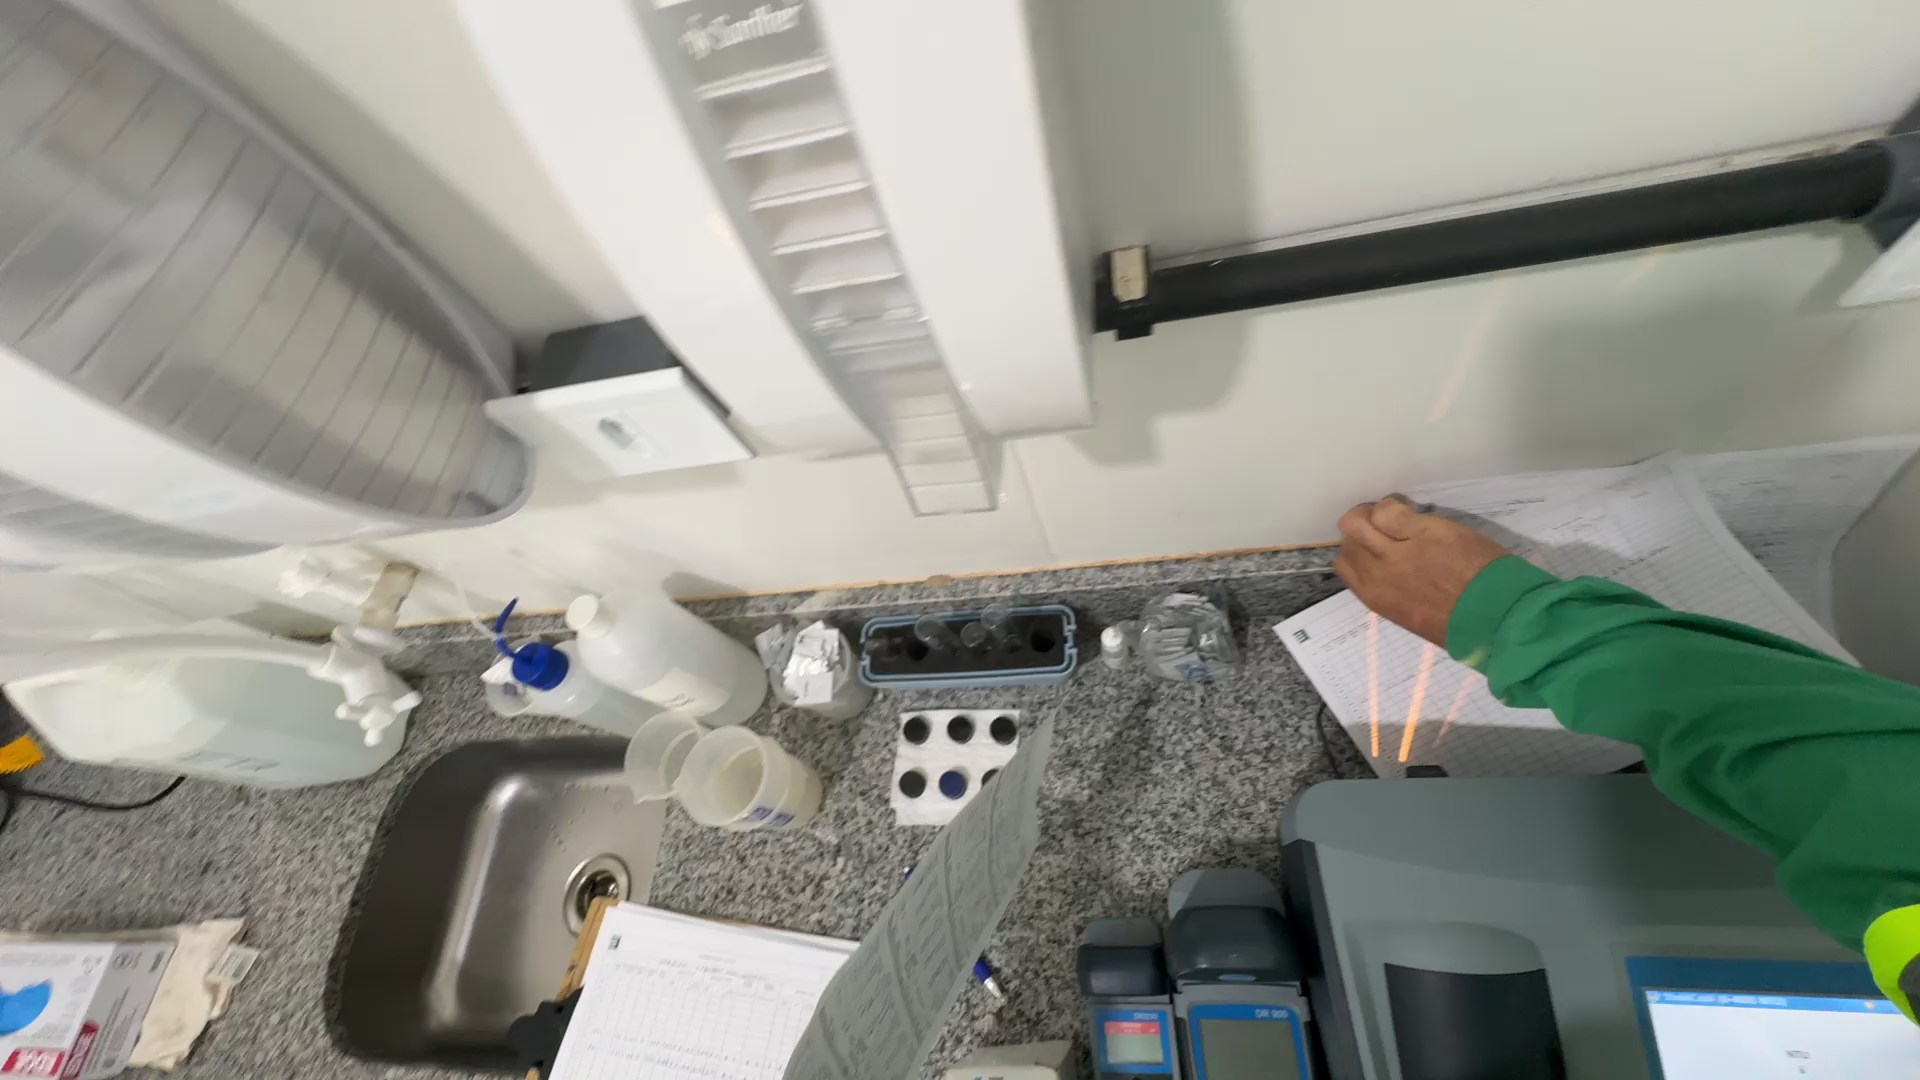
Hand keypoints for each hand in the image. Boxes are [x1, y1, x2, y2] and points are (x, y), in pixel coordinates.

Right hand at [1333, 495, 1510, 646]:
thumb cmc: (1461, 623)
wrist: (1503, 619)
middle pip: (1348, 539)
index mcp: (1375, 597)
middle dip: (1362, 530)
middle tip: (1385, 527)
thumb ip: (1389, 590)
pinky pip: (1389, 511)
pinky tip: (1409, 508)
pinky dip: (1393, 505)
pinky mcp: (1424, 533)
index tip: (1375, 546)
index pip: (1343, 564)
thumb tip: (1383, 568)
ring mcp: (1398, 552)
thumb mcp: (1410, 613)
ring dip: (1371, 514)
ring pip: (1356, 522)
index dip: (1357, 550)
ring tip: (1395, 514)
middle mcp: (1378, 573)